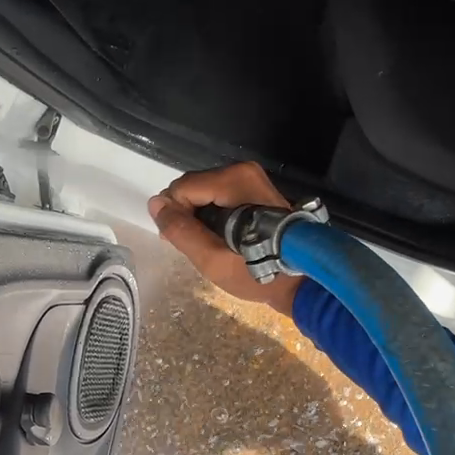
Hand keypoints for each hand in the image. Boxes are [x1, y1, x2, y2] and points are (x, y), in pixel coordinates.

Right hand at [147, 162, 302, 316]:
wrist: (299, 282)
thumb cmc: (255, 273)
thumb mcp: (212, 258)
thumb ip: (181, 230)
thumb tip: (155, 204)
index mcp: (233, 181)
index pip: (181, 189)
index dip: (175, 217)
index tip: (184, 243)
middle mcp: (242, 171)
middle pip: (193, 189)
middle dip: (187, 216)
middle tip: (198, 248)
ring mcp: (251, 179)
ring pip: (204, 194)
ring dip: (199, 219)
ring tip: (211, 246)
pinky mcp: (255, 191)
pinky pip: (219, 198)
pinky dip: (213, 218)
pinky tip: (222, 239)